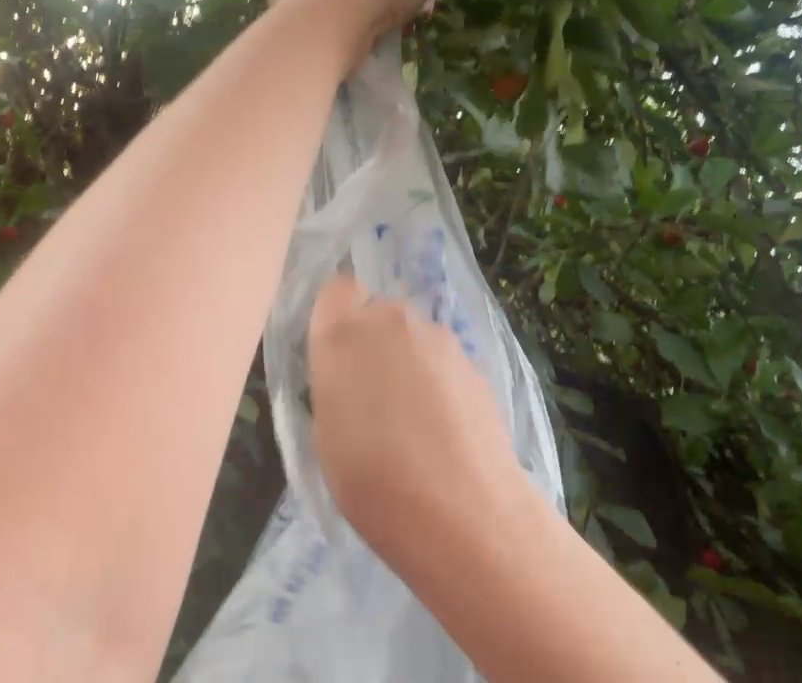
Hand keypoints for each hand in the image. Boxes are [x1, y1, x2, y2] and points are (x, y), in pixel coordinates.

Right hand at [308, 276, 517, 552]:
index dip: (337, 316)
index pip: (337, 289)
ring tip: (413, 420)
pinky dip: (440, 384)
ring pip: (415, 337)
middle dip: (373, 341)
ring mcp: (440, 341)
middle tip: (372, 394)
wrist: (461, 512)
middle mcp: (391, 322)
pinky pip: (445, 362)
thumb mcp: (325, 431)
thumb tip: (351, 377)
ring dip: (409, 362)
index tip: (336, 353)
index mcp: (342, 333)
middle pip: (379, 312)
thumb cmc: (370, 478)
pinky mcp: (476, 366)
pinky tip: (445, 431)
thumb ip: (334, 384)